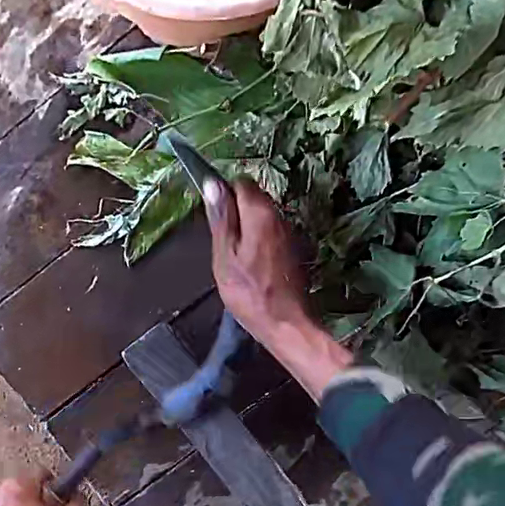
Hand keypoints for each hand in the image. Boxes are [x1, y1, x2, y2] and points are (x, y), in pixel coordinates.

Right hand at [206, 177, 352, 397]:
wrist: (285, 323)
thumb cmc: (249, 293)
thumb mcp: (225, 256)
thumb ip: (221, 218)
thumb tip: (212, 184)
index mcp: (260, 213)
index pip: (240, 182)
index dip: (224, 195)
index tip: (214, 216)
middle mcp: (279, 216)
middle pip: (253, 198)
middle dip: (235, 212)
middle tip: (222, 242)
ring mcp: (289, 233)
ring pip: (261, 217)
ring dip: (246, 229)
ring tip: (234, 257)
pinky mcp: (292, 249)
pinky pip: (270, 234)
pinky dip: (257, 242)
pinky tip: (250, 265)